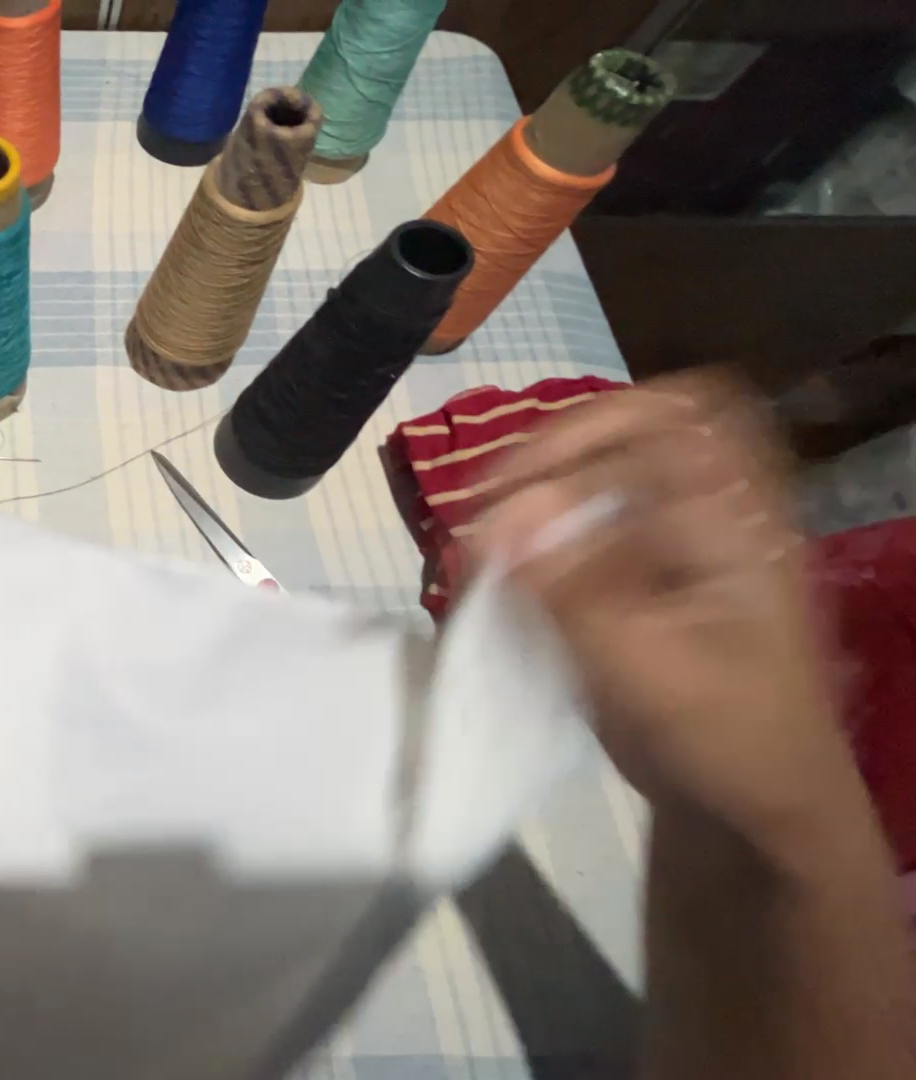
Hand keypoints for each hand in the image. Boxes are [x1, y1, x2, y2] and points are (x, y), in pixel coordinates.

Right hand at [474, 373, 863, 859]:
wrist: (749, 803)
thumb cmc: (721, 741)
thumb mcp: (647, 671)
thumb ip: (572, 592)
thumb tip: (495, 519)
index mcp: (737, 529)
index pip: (678, 419)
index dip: (589, 429)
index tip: (511, 485)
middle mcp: (708, 520)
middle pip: (632, 432)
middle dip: (548, 457)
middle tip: (487, 505)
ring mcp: (673, 546)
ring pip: (599, 475)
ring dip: (531, 495)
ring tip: (483, 541)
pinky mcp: (638, 575)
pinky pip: (578, 523)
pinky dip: (529, 533)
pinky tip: (499, 569)